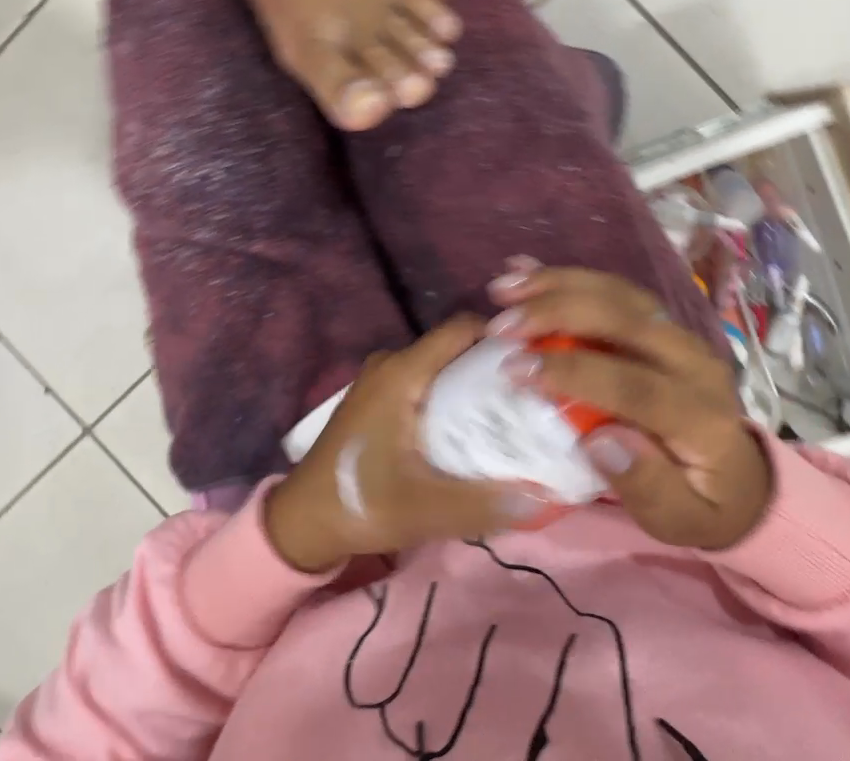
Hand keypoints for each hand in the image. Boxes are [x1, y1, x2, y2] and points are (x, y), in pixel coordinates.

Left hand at [265, 317, 556, 572]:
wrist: (302, 520)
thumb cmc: (359, 503)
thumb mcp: (426, 509)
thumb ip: (487, 502)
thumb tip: (547, 496)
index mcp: (402, 372)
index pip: (462, 329)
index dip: (502, 339)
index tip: (539, 364)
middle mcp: (390, 364)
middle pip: (455, 349)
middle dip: (495, 368)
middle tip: (534, 399)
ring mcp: (379, 380)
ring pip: (440, 368)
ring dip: (473, 386)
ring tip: (511, 417)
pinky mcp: (375, 399)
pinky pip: (423, 383)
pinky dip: (450, 398)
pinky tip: (471, 431)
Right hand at [488, 263, 773, 550]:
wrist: (739, 476)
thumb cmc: (701, 503)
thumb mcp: (681, 519)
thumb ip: (646, 487)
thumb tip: (599, 442)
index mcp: (701, 415)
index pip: (634, 385)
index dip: (572, 372)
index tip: (514, 371)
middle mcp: (694, 362)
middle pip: (626, 320)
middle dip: (557, 313)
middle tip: (500, 324)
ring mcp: (679, 336)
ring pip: (618, 293)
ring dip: (557, 283)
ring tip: (504, 286)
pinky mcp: (661, 323)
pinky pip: (614, 289)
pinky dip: (567, 277)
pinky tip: (524, 267)